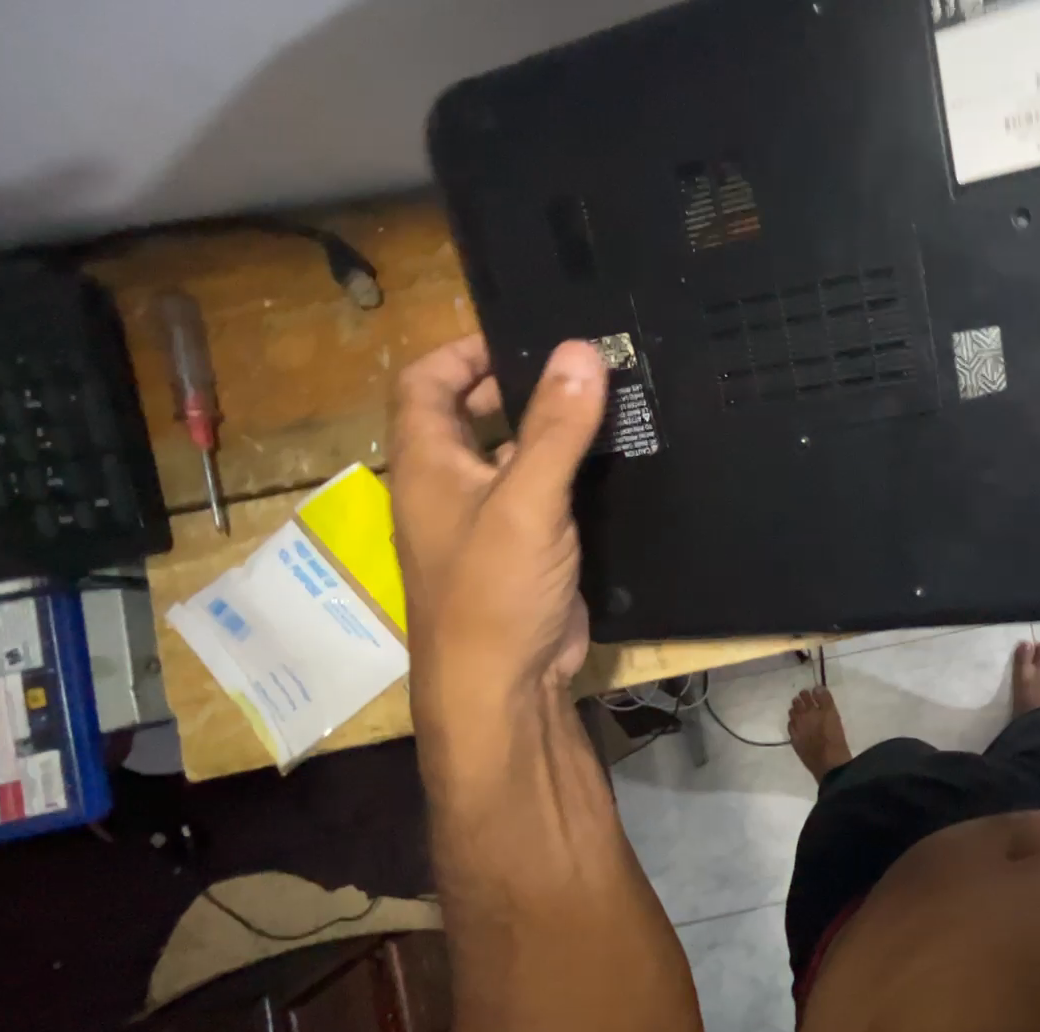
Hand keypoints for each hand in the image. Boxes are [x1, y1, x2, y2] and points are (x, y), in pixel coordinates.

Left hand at [389, 336, 607, 733]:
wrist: (504, 684)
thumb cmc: (493, 589)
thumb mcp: (526, 500)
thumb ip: (555, 427)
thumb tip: (581, 351)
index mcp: (428, 464)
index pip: (425, 383)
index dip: (462, 352)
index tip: (522, 339)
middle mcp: (451, 486)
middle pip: (470, 415)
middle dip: (518, 387)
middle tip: (581, 371)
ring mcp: (490, 520)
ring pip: (515, 456)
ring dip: (551, 429)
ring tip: (607, 405)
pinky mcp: (528, 548)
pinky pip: (546, 493)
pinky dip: (573, 471)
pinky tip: (615, 464)